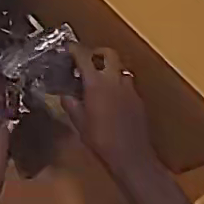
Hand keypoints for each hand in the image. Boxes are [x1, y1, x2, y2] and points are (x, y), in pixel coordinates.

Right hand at [64, 43, 164, 185]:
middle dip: (97, 52)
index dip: (75, 50)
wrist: (131, 156)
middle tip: (87, 59)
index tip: (68, 48)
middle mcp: (115, 81)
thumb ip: (71, 104)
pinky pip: (127, 84)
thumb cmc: (100, 139)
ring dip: (109, 69)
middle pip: (109, 54)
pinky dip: (117, 84)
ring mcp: (130, 89)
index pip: (85, 57)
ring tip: (98, 80)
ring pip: (120, 68)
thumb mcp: (78, 122)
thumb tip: (65, 95)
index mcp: (96, 83)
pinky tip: (110, 98)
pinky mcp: (138, 100)